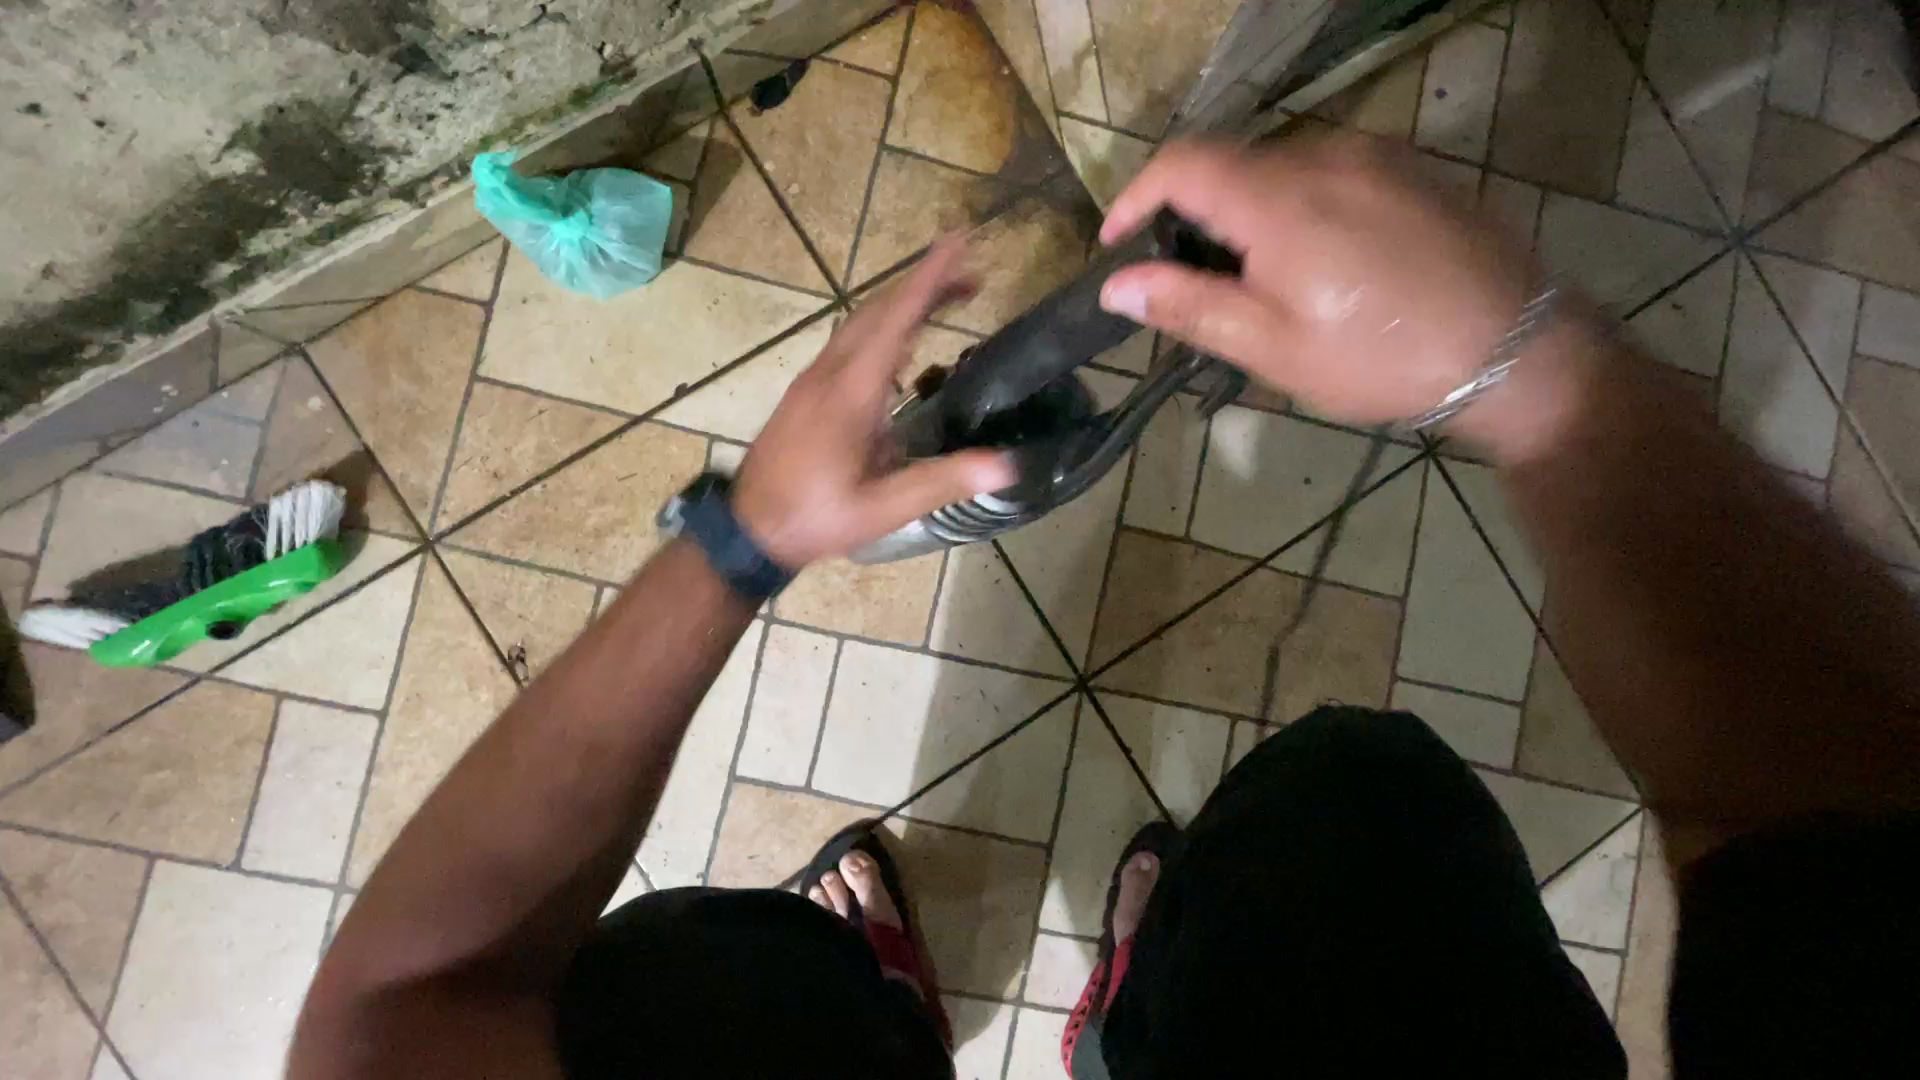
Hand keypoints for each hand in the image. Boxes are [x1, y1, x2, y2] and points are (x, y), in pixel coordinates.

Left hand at [733, 237, 1016, 567]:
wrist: (749, 530)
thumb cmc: (815, 518)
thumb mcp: (883, 508)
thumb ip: (942, 481)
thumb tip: (1007, 466)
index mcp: (851, 393)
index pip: (895, 320)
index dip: (929, 279)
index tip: (959, 242)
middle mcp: (829, 374)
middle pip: (877, 310)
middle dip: (924, 285)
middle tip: (972, 276)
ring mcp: (812, 380)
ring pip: (859, 324)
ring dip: (901, 305)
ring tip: (944, 303)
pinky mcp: (805, 393)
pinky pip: (848, 344)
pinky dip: (882, 330)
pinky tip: (902, 352)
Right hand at [1097, 134, 1541, 429]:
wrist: (1515, 350)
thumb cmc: (1376, 359)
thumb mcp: (1270, 346)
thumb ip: (1189, 307)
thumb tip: (1117, 285)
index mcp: (1280, 199)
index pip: (1181, 164)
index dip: (1133, 198)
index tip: (1114, 244)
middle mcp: (1324, 155)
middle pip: (1227, 162)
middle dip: (1185, 212)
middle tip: (1179, 279)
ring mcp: (1373, 155)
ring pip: (1274, 166)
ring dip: (1237, 210)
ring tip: (1241, 277)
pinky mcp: (1407, 168)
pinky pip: (1322, 170)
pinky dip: (1285, 204)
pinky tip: (1303, 258)